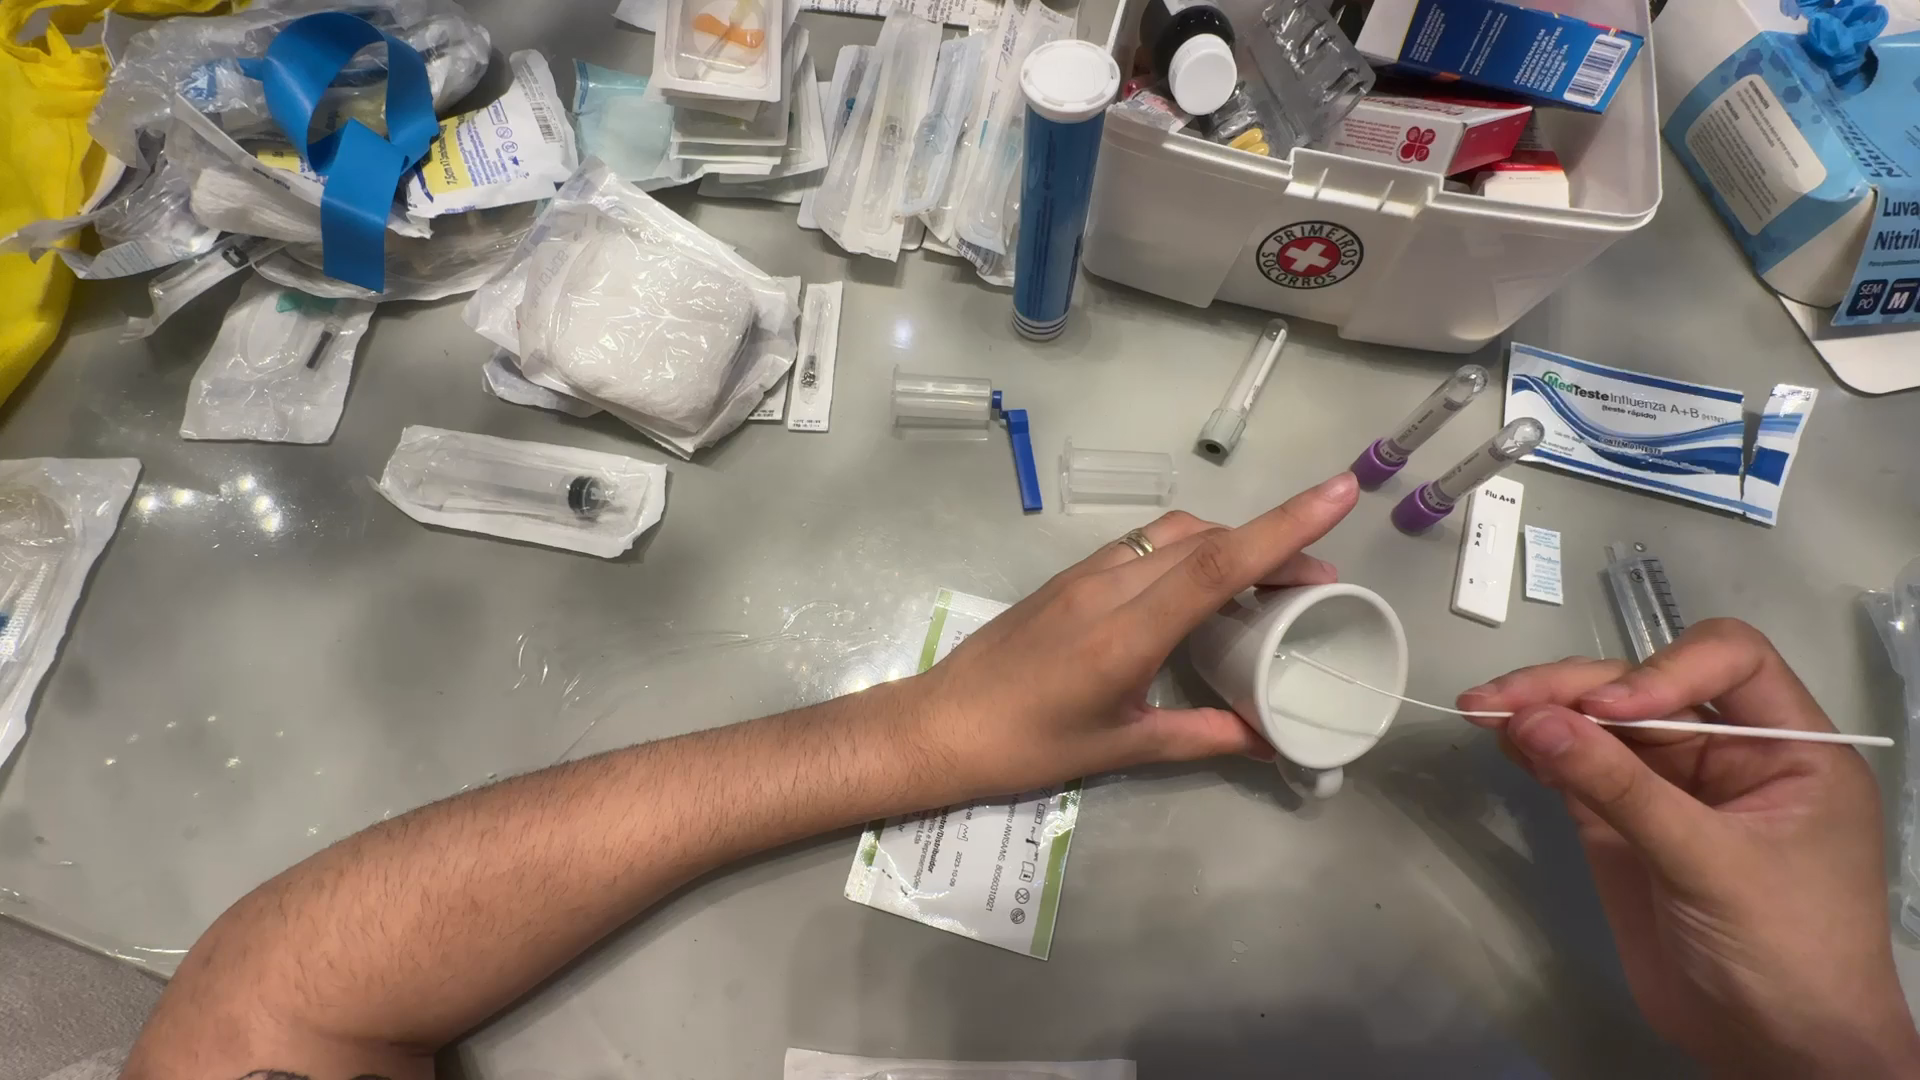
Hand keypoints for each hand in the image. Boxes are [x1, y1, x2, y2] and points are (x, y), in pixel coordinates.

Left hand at [905, 472, 1358, 803]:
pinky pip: (1139, 547)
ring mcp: (1082, 576)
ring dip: (1224, 542)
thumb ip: (1200, 736)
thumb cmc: (1026, 746)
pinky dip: (1184, 552)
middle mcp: (1107, 587)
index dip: (1284, 527)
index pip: (1217, 564)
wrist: (943, 723)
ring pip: (1170, 535)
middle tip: (1316, 579)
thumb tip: (1267, 738)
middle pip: (1203, 540)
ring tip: (1263, 580)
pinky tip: (1196, 586)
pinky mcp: (1066, 578)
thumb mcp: (1120, 748)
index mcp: (1125, 633)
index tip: (1339, 493)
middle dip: (1269, 542)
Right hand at [1460, 619, 1919, 1078]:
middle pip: (1631, 685)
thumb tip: (1527, 720)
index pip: (1726, 661)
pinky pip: (1563, 755)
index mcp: (1783, 750)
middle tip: (1490, 703)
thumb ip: (1619, 788)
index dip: (1659, 669)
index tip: (1604, 714)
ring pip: (1587, 716)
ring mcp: (1658, 780)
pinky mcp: (1609, 809)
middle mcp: (1719, 751)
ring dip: (1532, 707)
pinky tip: (1501, 741)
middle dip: (1563, 689)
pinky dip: (1528, 742)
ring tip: (1478, 712)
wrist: (1766, 1050)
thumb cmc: (1782, 954)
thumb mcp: (1709, 864)